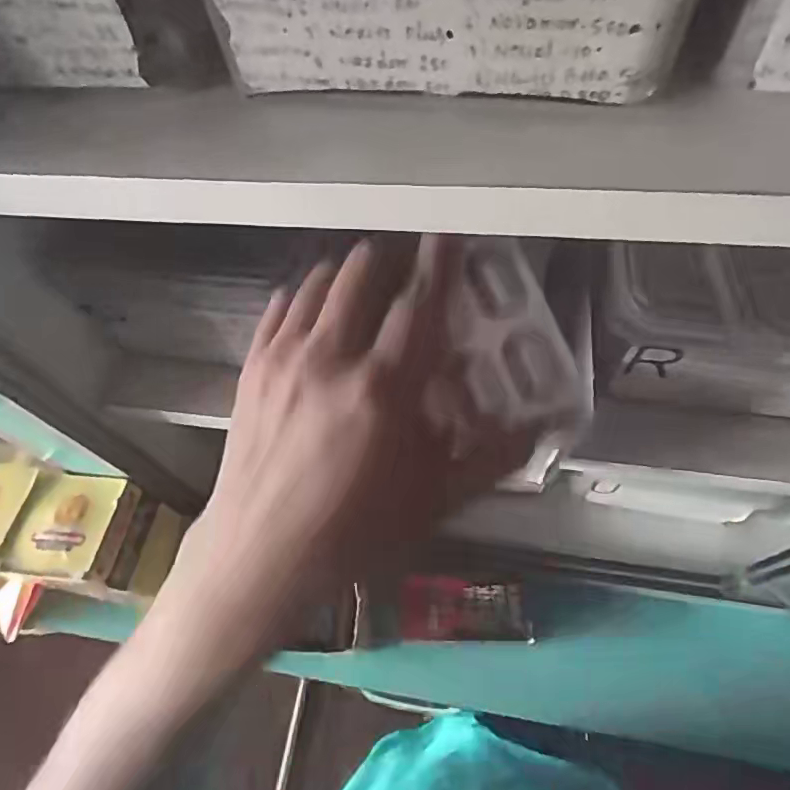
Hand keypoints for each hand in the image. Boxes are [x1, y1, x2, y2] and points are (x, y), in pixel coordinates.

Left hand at [193, 234, 534, 592]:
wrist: (261, 554)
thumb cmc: (354, 532)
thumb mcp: (434, 502)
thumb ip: (489, 457)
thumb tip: (538, 428)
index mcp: (383, 387)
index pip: (420, 303)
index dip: (439, 263)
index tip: (449, 235)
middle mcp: (330, 357)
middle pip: (361, 275)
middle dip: (389, 257)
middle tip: (406, 263)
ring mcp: (284, 358)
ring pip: (317, 283)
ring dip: (345, 271)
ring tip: (363, 279)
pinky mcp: (252, 369)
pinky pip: (279, 308)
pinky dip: (302, 295)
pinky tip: (312, 306)